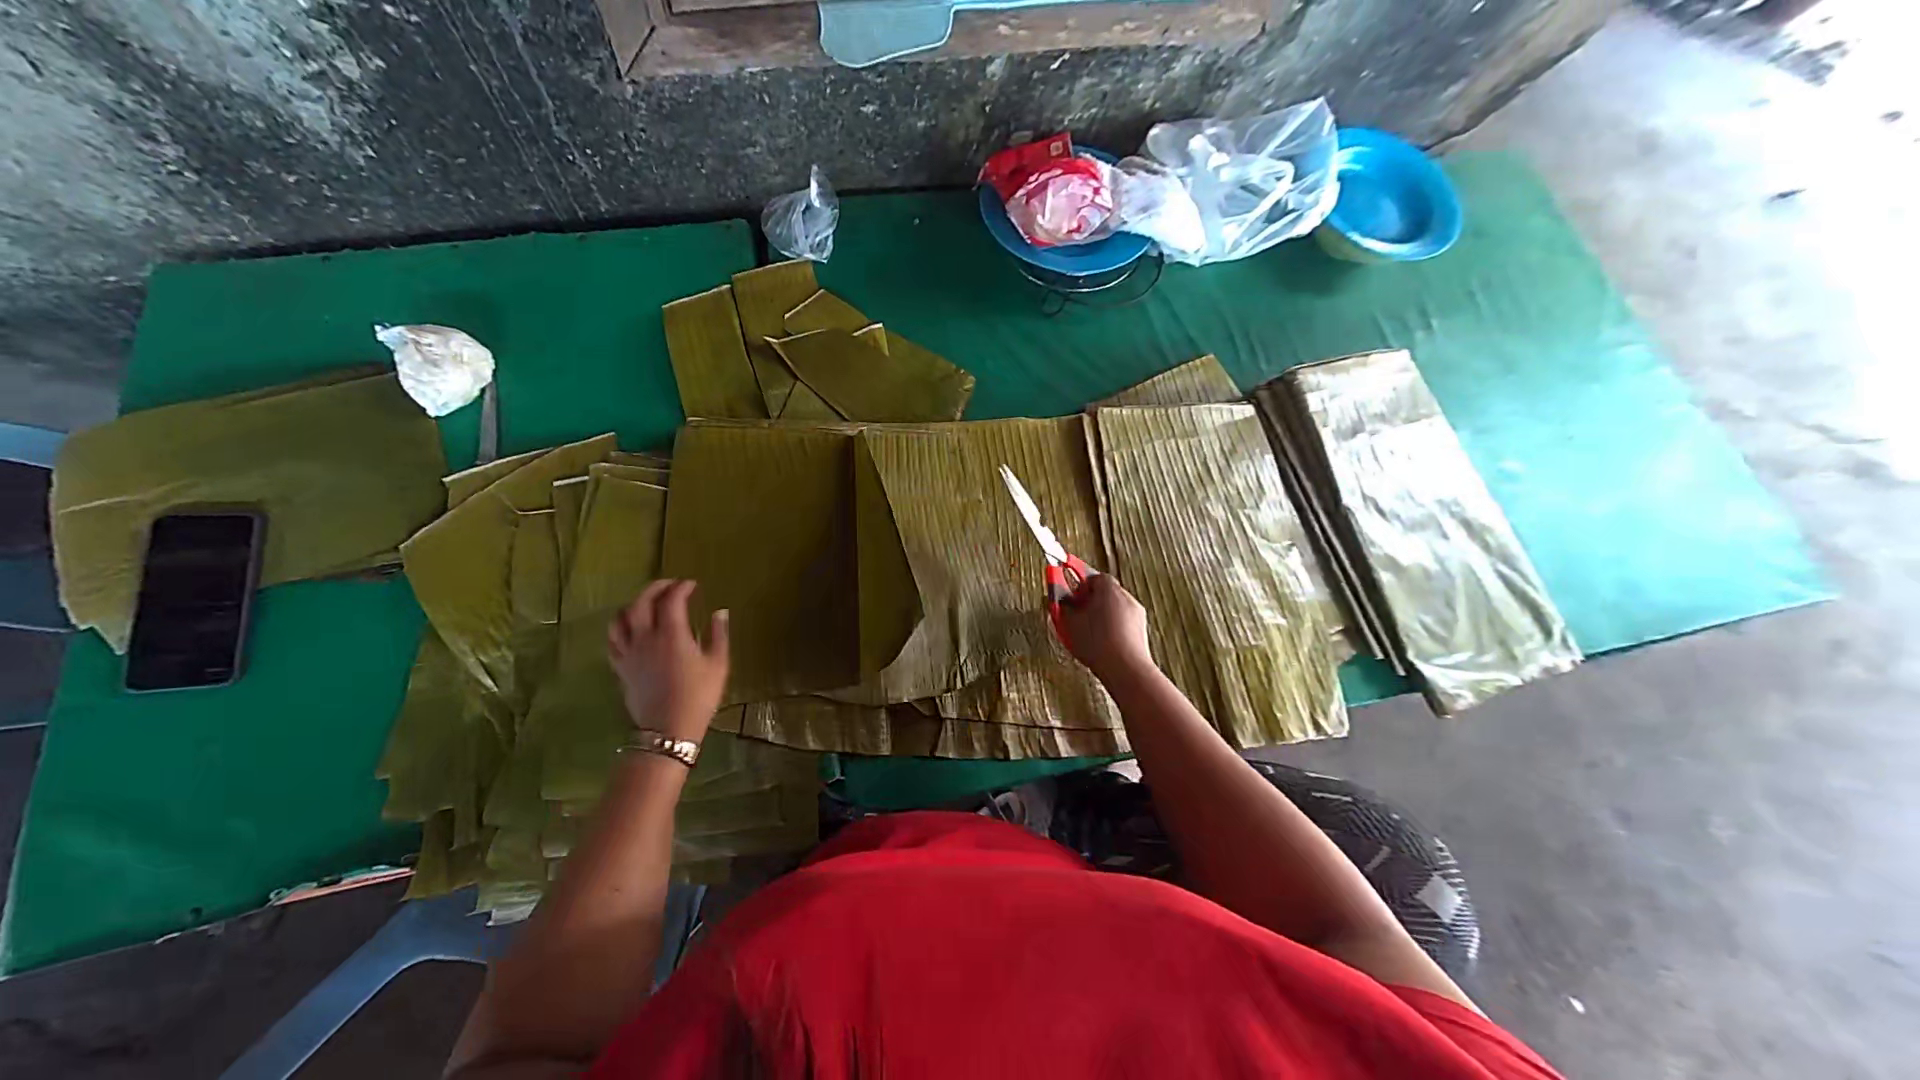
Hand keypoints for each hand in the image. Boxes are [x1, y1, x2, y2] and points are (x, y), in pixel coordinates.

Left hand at [607, 579, 728, 742]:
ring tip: (645, 602)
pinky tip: (629, 629)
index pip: (672, 600)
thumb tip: (720, 612)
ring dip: (633, 604)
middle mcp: (646, 637)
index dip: (682, 588)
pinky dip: (620, 627)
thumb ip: (718, 635)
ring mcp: (629, 652)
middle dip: (656, 588)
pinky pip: (613, 640)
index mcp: (672, 634)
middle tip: (670, 585)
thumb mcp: (718, 664)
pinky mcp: (620, 667)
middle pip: (642, 602)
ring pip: (621, 618)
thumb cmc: (699, 696)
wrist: (669, 730)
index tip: (692, 585)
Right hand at [1058, 573, 1152, 680]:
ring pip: (1114, 610)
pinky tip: (1099, 644)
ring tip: (1086, 633)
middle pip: (1104, 592)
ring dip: (1100, 617)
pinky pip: (1122, 625)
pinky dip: (1111, 630)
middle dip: (1089, 603)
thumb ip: (1062, 606)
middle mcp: (1126, 597)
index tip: (1068, 595)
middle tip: (1074, 614)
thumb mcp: (1069, 622)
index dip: (1078, 587)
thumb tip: (1059, 601)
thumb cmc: (1099, 643)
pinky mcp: (1140, 632)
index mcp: (1108, 588)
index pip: (1092, 577)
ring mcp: (1136, 615)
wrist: (1125, 669)